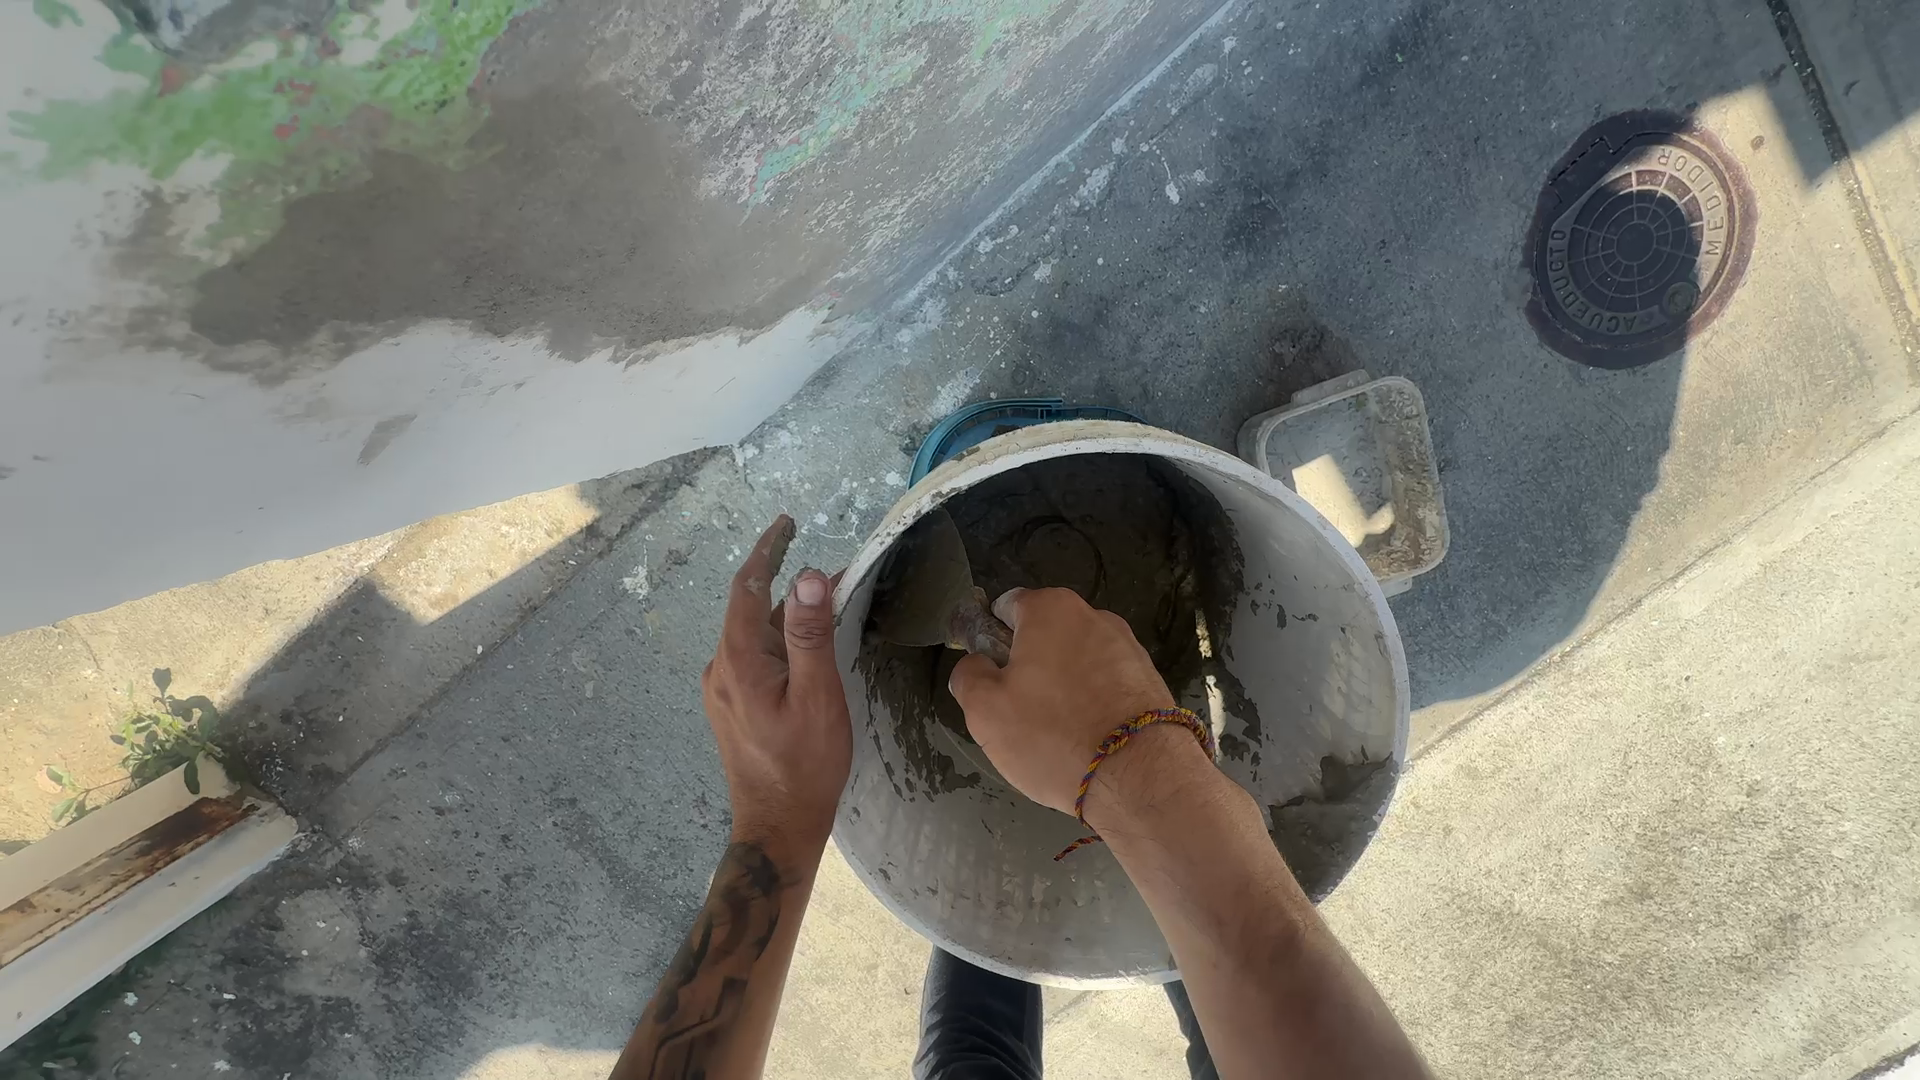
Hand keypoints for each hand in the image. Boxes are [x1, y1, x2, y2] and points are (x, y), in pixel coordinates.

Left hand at [701, 516, 851, 851]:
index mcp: (738, 660)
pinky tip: (807, 646)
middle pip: (751, 607)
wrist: (778, 825)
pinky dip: (781, 637)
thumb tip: (808, 576)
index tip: (787, 521)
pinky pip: (755, 654)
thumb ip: (810, 636)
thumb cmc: (805, 764)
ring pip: (755, 632)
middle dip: (787, 580)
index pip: (747, 586)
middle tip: (833, 573)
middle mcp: (721, 667)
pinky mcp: (733, 703)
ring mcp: (723, 688)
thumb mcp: (817, 697)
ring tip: (830, 606)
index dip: (766, 549)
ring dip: (787, 612)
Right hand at [948, 587, 1187, 821]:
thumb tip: (977, 665)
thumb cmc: (1052, 735)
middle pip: (1045, 635)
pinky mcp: (1150, 680)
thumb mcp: (984, 709)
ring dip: (1063, 686)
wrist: (1140, 778)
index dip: (991, 639)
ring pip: (1077, 661)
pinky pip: (1106, 685)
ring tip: (1058, 733)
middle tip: (1020, 713)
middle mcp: (1094, 616)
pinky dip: (1093, 703)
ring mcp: (1128, 647)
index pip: (1006, 607)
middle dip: (1029, 666)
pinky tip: (1089, 738)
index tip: (991, 678)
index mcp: (1051, 609)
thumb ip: (968, 675)